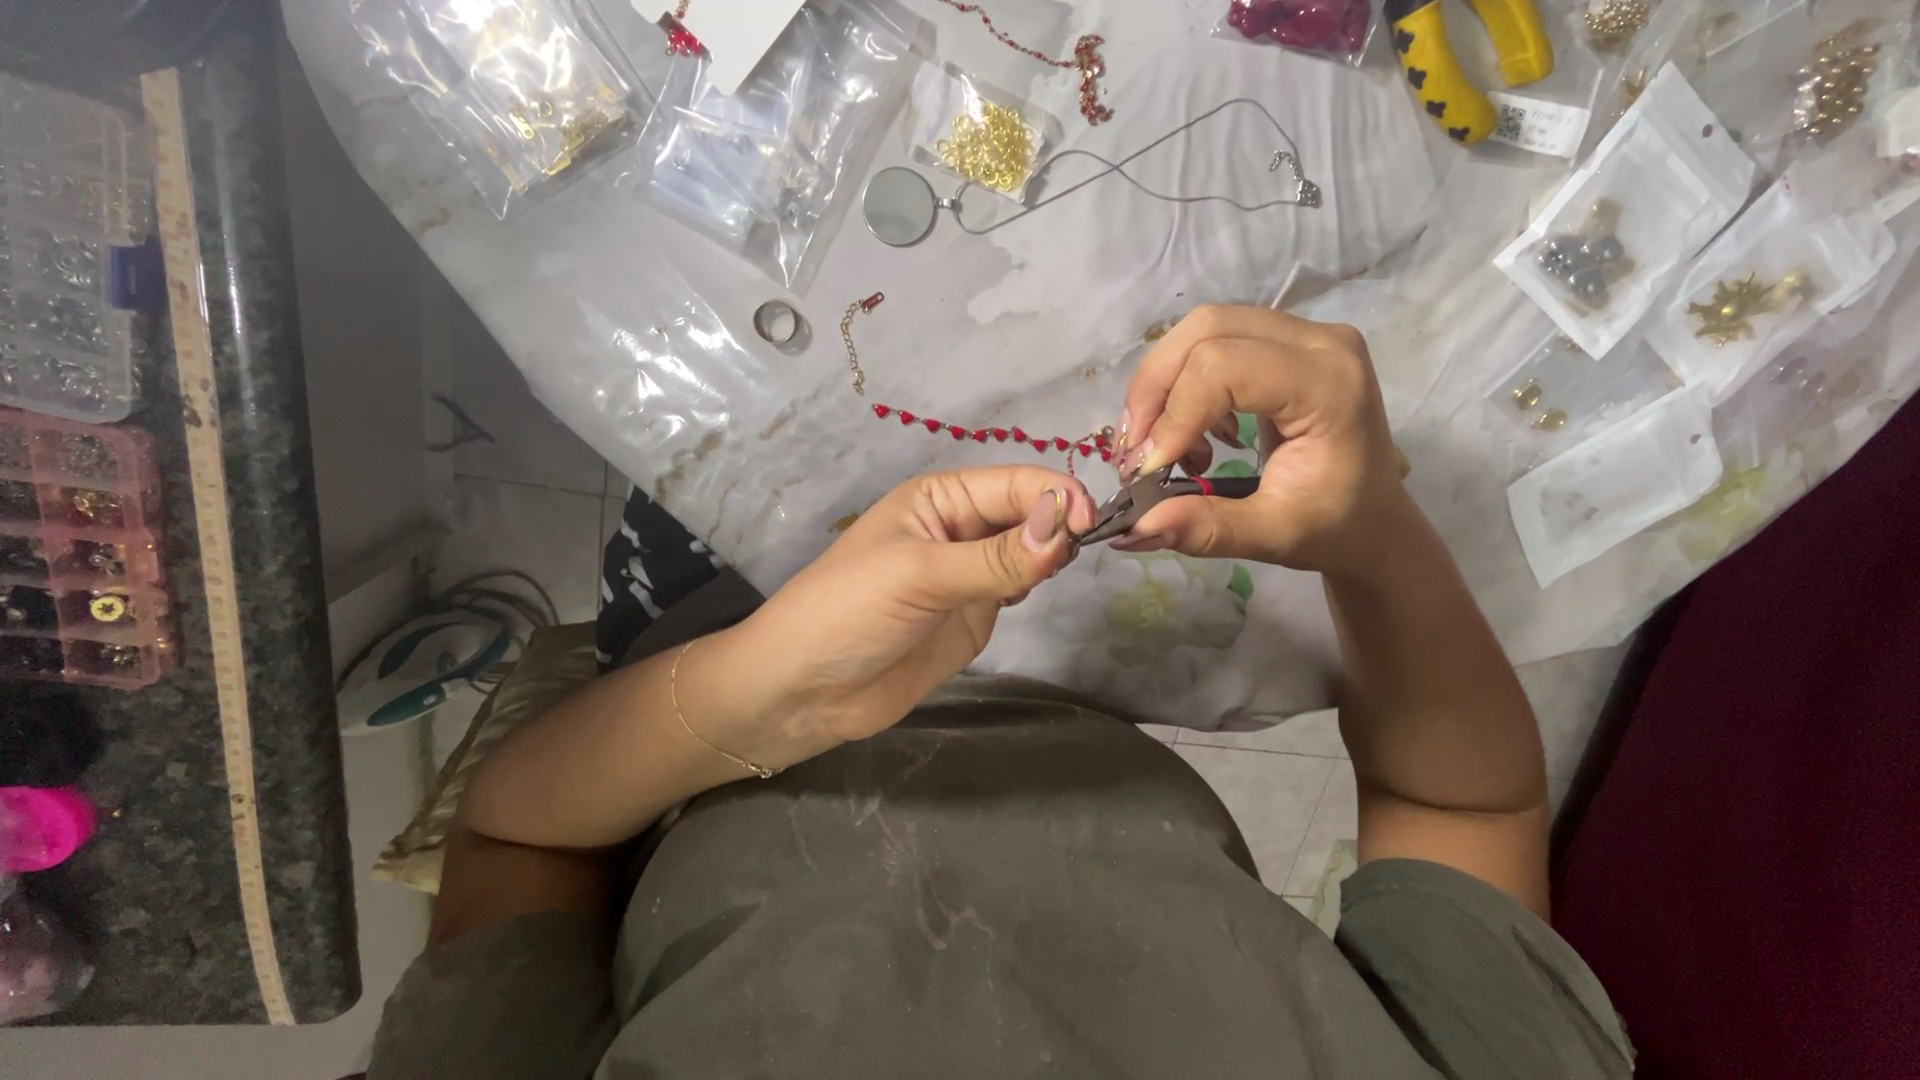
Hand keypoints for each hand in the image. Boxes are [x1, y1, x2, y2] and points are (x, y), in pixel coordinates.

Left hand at [684, 467, 1097, 767]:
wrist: (805, 691)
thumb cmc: (848, 612)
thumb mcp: (919, 575)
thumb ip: (995, 557)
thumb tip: (1066, 529)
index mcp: (939, 498)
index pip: (1014, 483)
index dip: (1055, 496)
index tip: (1090, 523)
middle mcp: (959, 528)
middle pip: (1028, 512)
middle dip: (1059, 521)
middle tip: (1087, 547)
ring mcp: (969, 574)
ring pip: (1029, 550)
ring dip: (1051, 552)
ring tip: (1064, 566)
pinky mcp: (974, 615)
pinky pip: (1017, 588)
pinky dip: (1035, 583)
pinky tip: (1038, 589)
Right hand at [1109, 305, 1409, 574]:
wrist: (1374, 519)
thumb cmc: (1334, 527)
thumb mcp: (1272, 536)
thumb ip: (1206, 529)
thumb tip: (1135, 529)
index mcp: (1328, 386)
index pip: (1223, 367)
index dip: (1173, 415)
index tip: (1145, 473)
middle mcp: (1319, 342)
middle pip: (1206, 330)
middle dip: (1154, 389)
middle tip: (1134, 451)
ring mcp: (1303, 335)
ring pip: (1203, 329)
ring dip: (1162, 386)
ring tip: (1154, 445)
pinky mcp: (1285, 343)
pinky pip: (1214, 341)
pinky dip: (1181, 384)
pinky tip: (1187, 433)